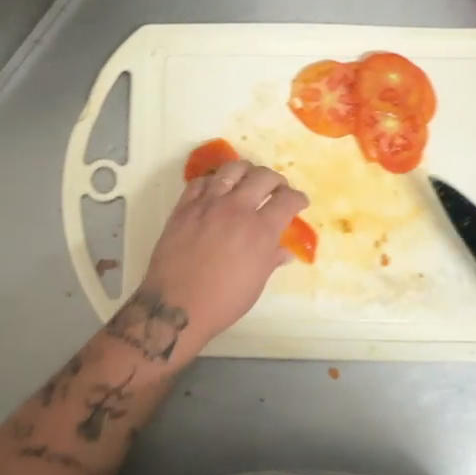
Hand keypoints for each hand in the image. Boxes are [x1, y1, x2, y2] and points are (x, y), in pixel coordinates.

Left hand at [135, 158, 307, 350]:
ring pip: (231, 170)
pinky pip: (200, 181)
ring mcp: (208, 204)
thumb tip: (283, 251)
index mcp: (260, 231)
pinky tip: (216, 189)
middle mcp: (236, 209)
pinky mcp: (184, 207)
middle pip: (263, 177)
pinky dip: (213, 181)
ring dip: (246, 171)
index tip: (299, 202)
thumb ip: (270, 260)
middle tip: (277, 188)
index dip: (297, 199)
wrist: (176, 304)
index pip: (287, 201)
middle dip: (276, 180)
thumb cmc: (222, 301)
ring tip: (248, 179)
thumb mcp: (256, 283)